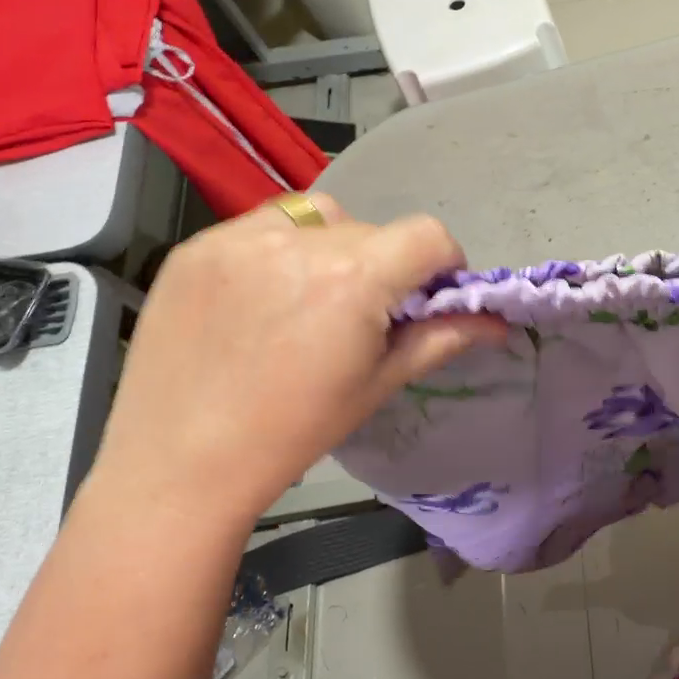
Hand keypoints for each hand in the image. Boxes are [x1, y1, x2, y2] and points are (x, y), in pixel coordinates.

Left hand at [87, 197, 504, 523]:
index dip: (442, 264)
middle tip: (364, 317)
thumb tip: (497, 323)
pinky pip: (263, 225)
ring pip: (320, 217)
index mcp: (354, 278)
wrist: (181, 461)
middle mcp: (300, 241)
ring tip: (312, 297)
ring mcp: (240, 238)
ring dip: (336, 246)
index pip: (428, 235)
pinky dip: (282, 249)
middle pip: (375, 230)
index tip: (428, 300)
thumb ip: (442, 339)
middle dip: (386, 265)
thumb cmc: (295, 430)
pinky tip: (264, 297)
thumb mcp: (379, 384)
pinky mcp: (197, 246)